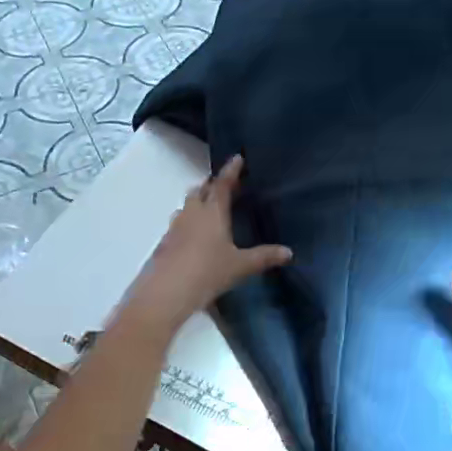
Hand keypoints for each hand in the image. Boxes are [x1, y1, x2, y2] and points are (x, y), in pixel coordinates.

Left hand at [119, 156, 291, 331]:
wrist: (167, 292)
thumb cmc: (207, 272)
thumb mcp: (240, 266)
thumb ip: (263, 257)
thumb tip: (288, 253)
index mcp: (212, 211)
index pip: (222, 184)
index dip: (230, 171)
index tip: (236, 158)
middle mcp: (191, 213)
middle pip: (198, 191)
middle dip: (209, 185)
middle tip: (221, 186)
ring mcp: (174, 228)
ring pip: (185, 207)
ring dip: (195, 203)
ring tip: (206, 209)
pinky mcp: (163, 244)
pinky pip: (176, 226)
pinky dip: (186, 224)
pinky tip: (191, 237)